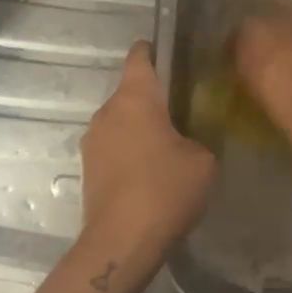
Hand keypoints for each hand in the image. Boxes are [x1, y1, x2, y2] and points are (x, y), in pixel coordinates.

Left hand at [81, 42, 215, 256]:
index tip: (170, 55)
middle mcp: (106, 112)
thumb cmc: (166, 190)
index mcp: (135, 98)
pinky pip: (113, 149)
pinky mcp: (88, 169)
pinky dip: (129, 154)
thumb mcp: (203, 161)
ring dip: (140, 130)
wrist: (121, 241)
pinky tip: (149, 175)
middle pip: (130, 94)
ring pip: (120, 123)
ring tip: (168, 150)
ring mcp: (92, 141)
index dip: (154, 51)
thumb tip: (186, 143)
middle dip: (153, 101)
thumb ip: (196, 139)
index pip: (140, 57)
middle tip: (183, 114)